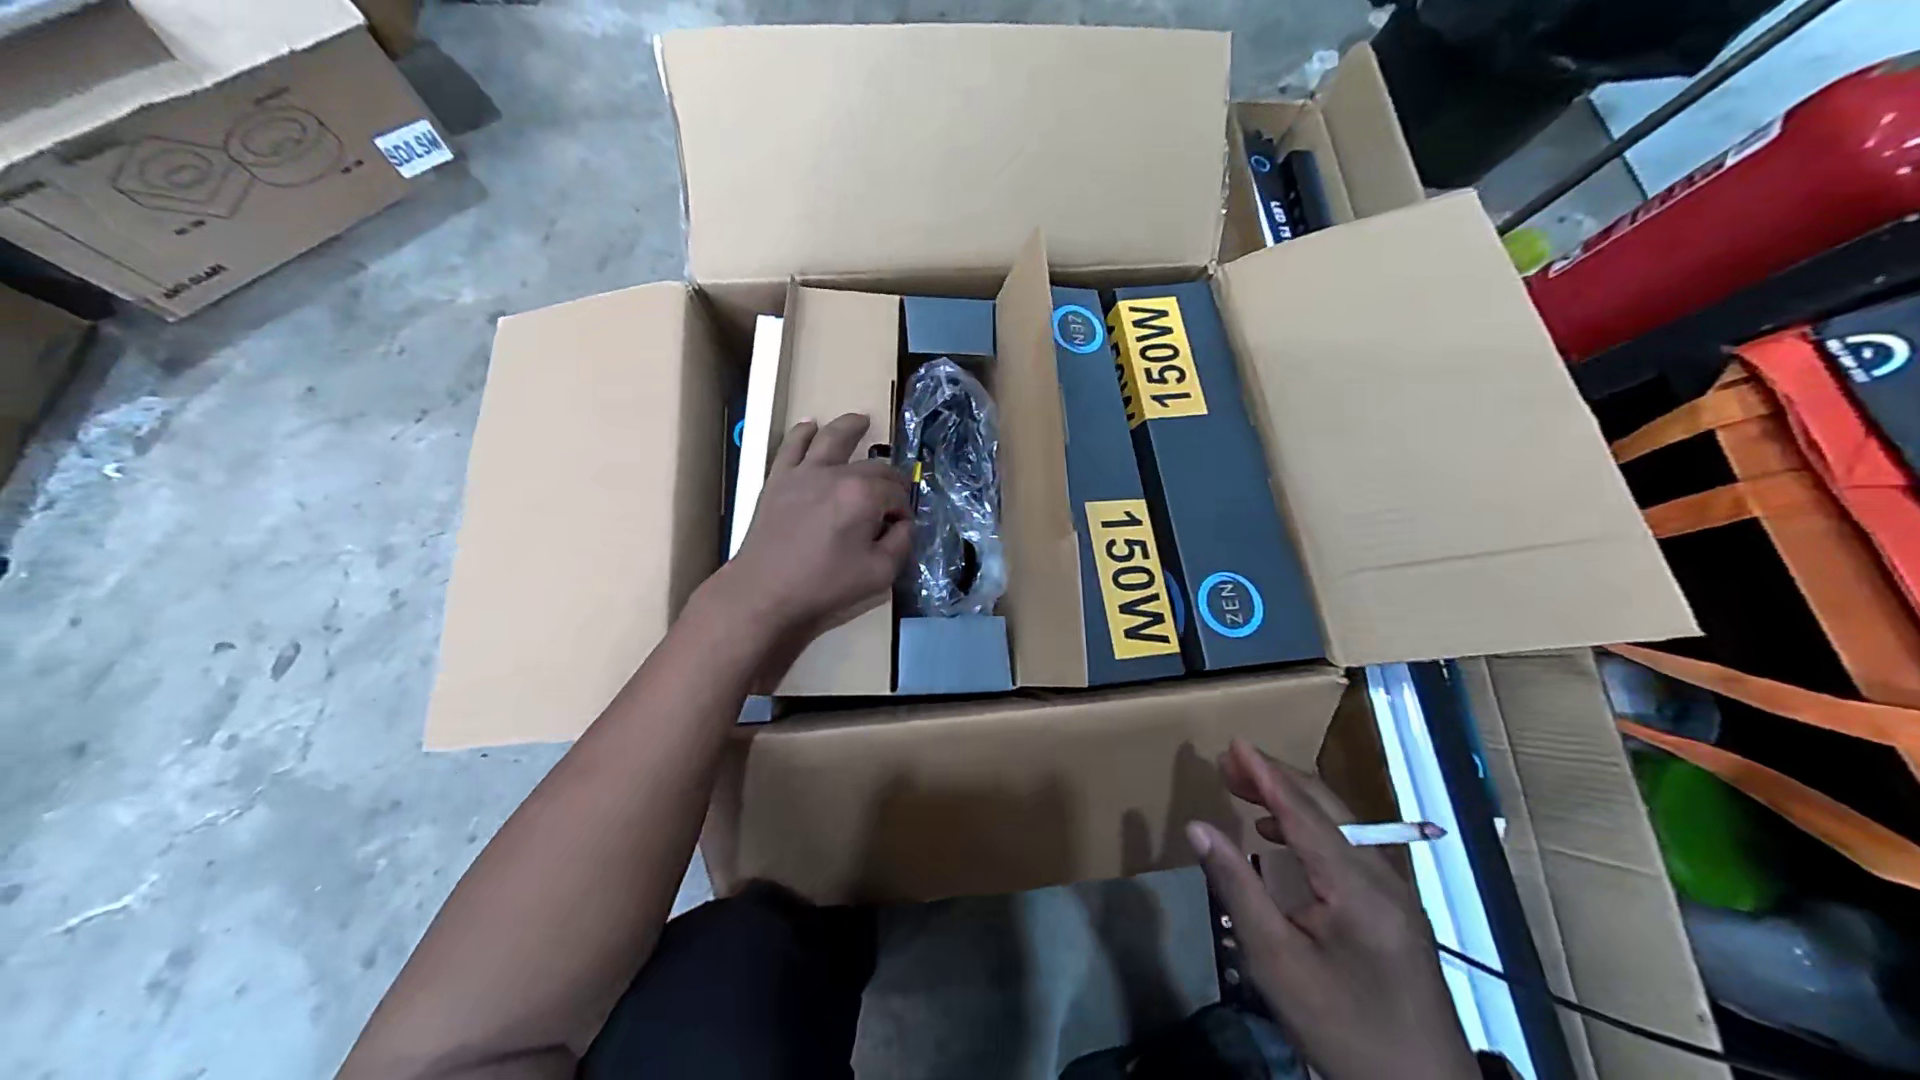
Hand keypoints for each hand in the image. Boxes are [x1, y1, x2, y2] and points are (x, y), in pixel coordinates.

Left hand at [711, 413, 911, 639]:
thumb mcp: (879, 573)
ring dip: (850, 426)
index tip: (899, 531)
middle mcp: (836, 473)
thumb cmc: (824, 584)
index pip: (896, 494)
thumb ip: (901, 544)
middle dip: (889, 480)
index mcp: (864, 495)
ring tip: (861, 419)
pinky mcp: (779, 479)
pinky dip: (803, 433)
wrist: (764, 591)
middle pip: (873, 467)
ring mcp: (804, 472)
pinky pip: (792, 446)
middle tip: (892, 499)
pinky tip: (810, 425)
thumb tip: (903, 526)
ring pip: (832, 438)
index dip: (904, 512)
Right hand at [1187, 740, 1478, 1079]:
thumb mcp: (1276, 961)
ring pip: (1340, 823)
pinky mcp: (1396, 910)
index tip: (1233, 743)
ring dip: (1290, 798)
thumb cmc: (1342, 1027)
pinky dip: (1308, 826)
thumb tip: (1198, 827)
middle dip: (1275, 778)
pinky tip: (1280, 835)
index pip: (1302, 812)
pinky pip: (1347, 846)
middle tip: (1227, 763)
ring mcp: (1395, 893)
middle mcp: (1382, 876)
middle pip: (1326, 807)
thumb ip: (1237, 887)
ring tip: (1245, 788)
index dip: (1264, 774)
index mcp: (1357, 886)